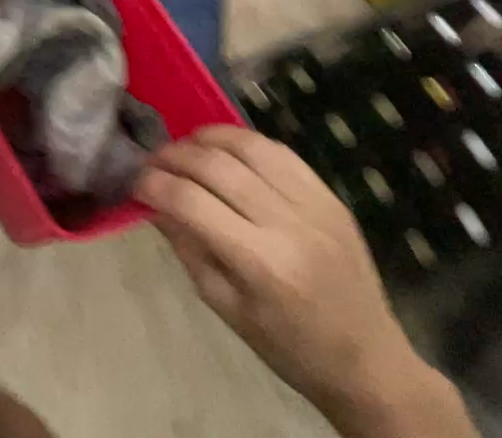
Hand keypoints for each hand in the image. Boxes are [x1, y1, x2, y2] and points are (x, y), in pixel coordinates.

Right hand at [137, 126, 473, 437]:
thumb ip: (186, 245)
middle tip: (151, 162)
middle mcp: (290, 225)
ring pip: (248, 146)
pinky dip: (243, 142)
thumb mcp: (223, 304)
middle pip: (215, 166)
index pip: (189, 201)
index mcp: (261, 264)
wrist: (368, 362)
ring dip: (205, 139)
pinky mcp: (331, 197)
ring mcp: (316, 206)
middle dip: (172, 156)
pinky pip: (280, 151)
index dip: (151, 183)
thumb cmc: (287, 346)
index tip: (133, 182)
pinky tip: (223, 151)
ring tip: (184, 149)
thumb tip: (151, 200)